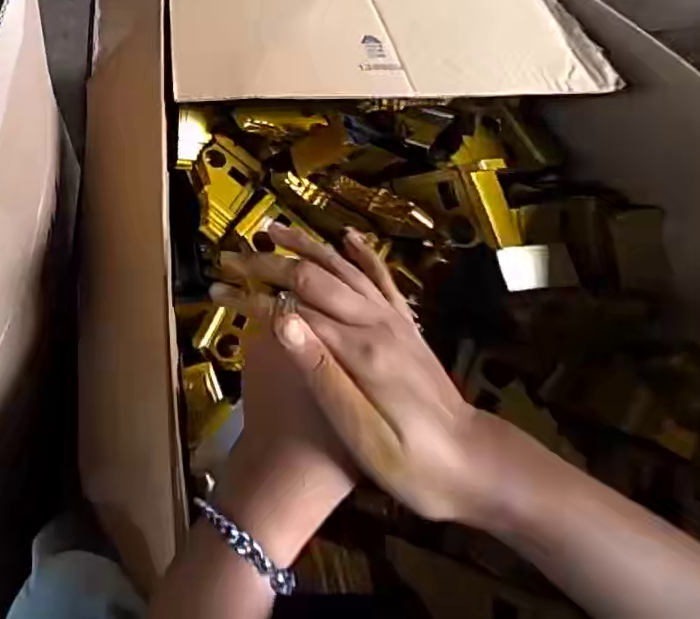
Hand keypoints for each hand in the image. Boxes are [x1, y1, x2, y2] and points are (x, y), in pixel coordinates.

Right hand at [211, 225, 494, 523]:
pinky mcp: (405, 326)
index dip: (248, 297)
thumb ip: (321, 372)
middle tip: (230, 258)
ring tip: (270, 230)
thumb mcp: (362, 433)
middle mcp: (375, 323)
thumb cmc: (415, 465)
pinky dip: (362, 254)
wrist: (482, 469)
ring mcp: (393, 320)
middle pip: (311, 276)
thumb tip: (280, 319)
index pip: (290, 307)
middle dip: (266, 263)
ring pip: (341, 267)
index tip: (217, 292)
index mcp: (359, 350)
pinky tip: (347, 238)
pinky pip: (381, 279)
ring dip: (304, 245)